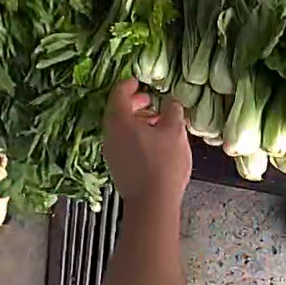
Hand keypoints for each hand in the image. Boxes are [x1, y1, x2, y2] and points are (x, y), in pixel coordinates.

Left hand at [103, 79, 190, 211]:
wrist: (152, 202)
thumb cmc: (163, 164)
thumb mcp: (175, 131)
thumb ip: (173, 110)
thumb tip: (171, 101)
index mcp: (120, 120)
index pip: (119, 93)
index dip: (130, 84)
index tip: (139, 81)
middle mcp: (110, 134)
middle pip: (118, 111)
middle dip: (135, 104)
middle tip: (150, 102)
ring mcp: (111, 151)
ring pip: (120, 129)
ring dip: (136, 122)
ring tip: (157, 124)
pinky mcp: (117, 166)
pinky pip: (123, 143)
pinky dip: (135, 136)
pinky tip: (153, 143)